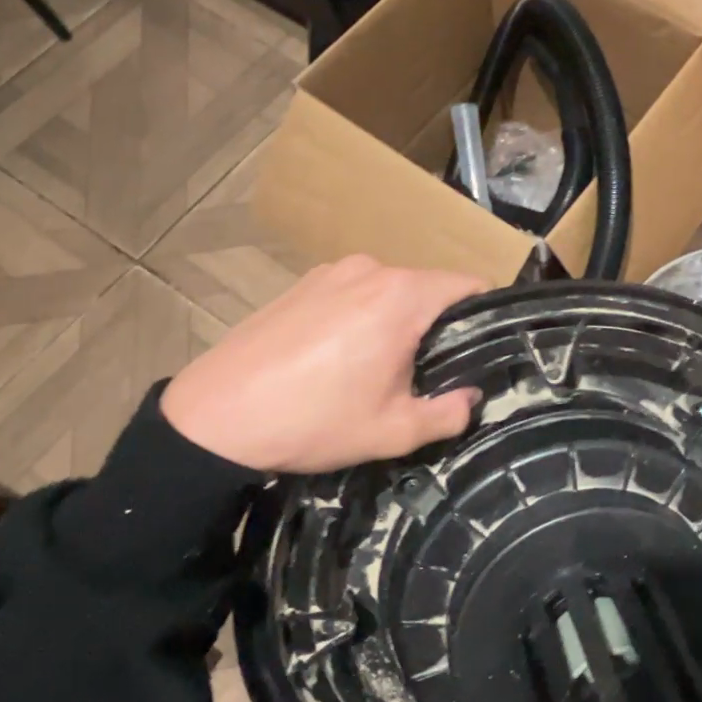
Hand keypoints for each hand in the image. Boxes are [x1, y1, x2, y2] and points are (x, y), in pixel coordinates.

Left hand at [161, 256, 486, 472]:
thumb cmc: (313, 421)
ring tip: (383, 370)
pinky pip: (354, 294)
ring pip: (390, 292)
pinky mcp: (301, 284)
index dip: (486, 316)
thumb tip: (471, 398)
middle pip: (429, 288)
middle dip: (439, 326)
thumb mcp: (394, 431)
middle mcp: (370, 270)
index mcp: (401, 296)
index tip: (485, 350)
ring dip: (399, 323)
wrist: (215, 419)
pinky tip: (341, 359)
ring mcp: (330, 272)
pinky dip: (363, 318)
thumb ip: (449, 414)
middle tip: (432, 374)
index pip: (469, 285)